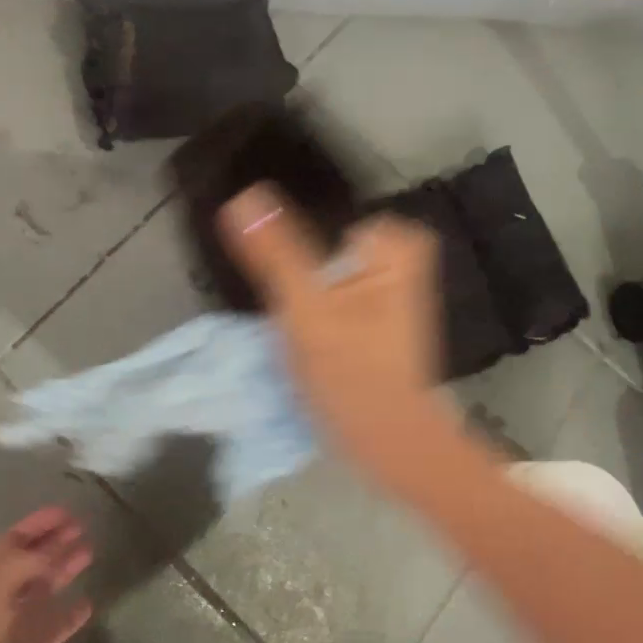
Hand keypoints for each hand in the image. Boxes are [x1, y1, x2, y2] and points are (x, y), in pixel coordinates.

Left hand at [0, 507, 93, 642]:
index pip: (16, 537)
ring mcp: (16, 618)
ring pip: (44, 587)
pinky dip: (69, 614)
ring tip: (90, 553)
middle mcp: (2, 590)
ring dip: (66, 569)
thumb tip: (52, 549)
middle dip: (56, 540)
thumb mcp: (0, 582)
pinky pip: (52, 624)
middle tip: (82, 527)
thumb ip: (26, 560)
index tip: (67, 511)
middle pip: (32, 558)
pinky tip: (87, 605)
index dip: (40, 522)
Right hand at [219, 184, 472, 491]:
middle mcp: (399, 260)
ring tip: (298, 326)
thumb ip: (274, 252)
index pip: (326, 214)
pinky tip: (307, 338)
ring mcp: (388, 291)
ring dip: (303, 289)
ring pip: (323, 269)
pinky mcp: (374, 320)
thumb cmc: (354, 374)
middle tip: (291, 305)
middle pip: (324, 242)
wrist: (391, 447)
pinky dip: (315, 308)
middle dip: (299, 266)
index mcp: (395, 245)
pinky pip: (329, 293)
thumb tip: (242, 196)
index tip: (288, 277)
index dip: (297, 239)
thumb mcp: (305, 309)